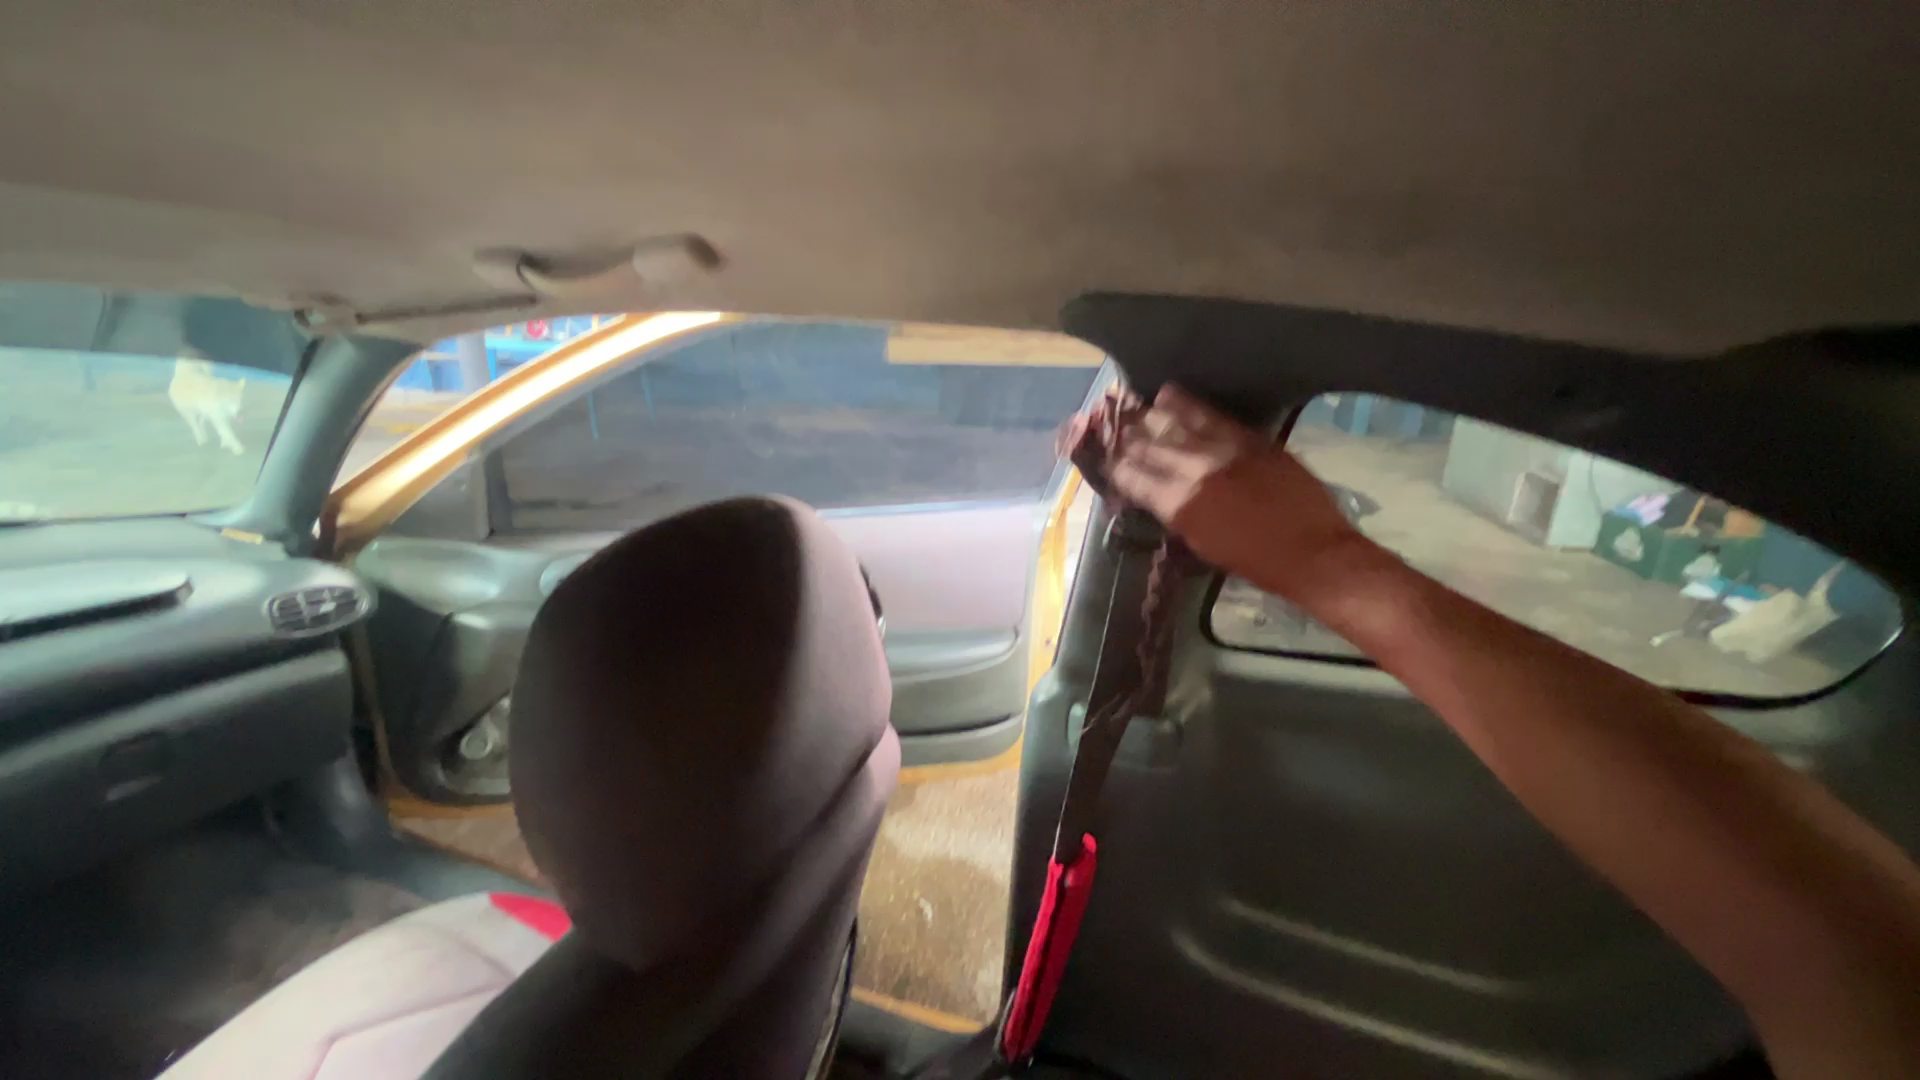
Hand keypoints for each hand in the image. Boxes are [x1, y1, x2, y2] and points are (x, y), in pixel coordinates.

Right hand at [1106, 385, 1365, 601]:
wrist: (1313, 553)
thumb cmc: (1254, 561)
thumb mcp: (1201, 544)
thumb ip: (1175, 512)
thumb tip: (1156, 492)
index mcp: (1179, 506)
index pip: (1134, 478)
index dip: (1115, 464)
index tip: (1103, 454)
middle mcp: (1195, 473)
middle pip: (1150, 446)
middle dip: (1125, 434)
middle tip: (1108, 423)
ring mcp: (1224, 452)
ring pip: (1176, 425)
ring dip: (1149, 415)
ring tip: (1131, 405)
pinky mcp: (1249, 440)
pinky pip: (1212, 416)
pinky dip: (1187, 404)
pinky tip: (1169, 394)